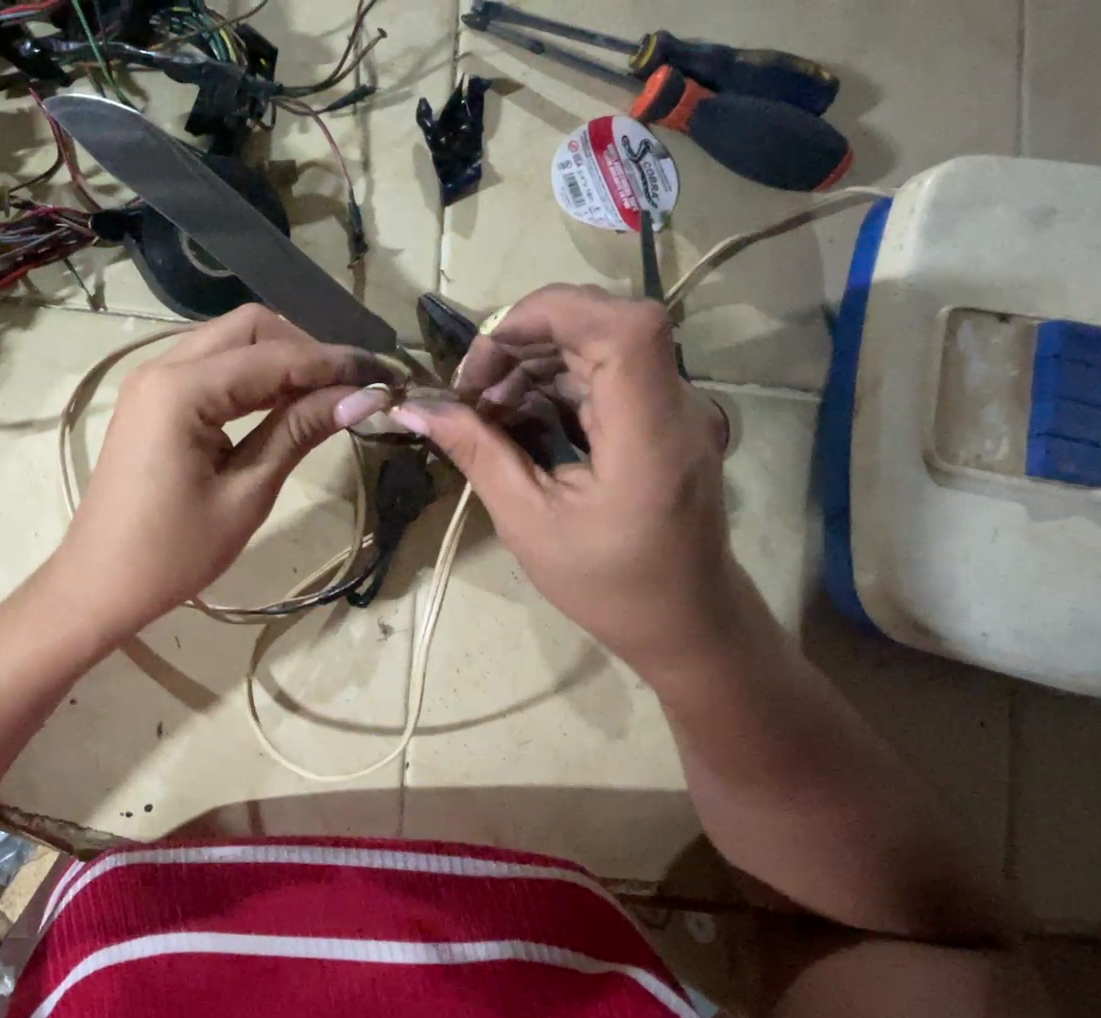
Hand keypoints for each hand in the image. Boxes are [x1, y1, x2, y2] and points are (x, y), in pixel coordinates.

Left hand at [51, 304, 395, 637]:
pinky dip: (248, 379)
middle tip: (347, 390)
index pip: (273, 355)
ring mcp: (150, 382)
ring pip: (228, 344)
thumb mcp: (245, 494)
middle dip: (303, 350)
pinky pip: (208, 369)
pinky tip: (280, 406)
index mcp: (181, 389)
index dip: (332, 363)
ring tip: (324, 399)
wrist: (100, 584)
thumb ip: (297, 433)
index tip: (383, 377)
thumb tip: (359, 397)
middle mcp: (161, 367)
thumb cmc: (172, 553)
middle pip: (248, 329)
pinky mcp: (150, 402)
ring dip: (276, 361)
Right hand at [393, 284, 751, 679]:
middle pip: (602, 323)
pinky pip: (604, 374)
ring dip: (532, 361)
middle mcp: (673, 404)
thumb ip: (476, 452)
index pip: (622, 326)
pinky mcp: (661, 417)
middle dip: (523, 339)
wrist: (685, 620)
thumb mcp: (527, 522)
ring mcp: (672, 407)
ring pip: (598, 344)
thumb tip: (414, 407)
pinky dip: (553, 382)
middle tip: (470, 389)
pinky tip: (515, 418)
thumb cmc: (607, 584)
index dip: (549, 314)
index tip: (484, 351)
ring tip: (484, 409)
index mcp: (648, 434)